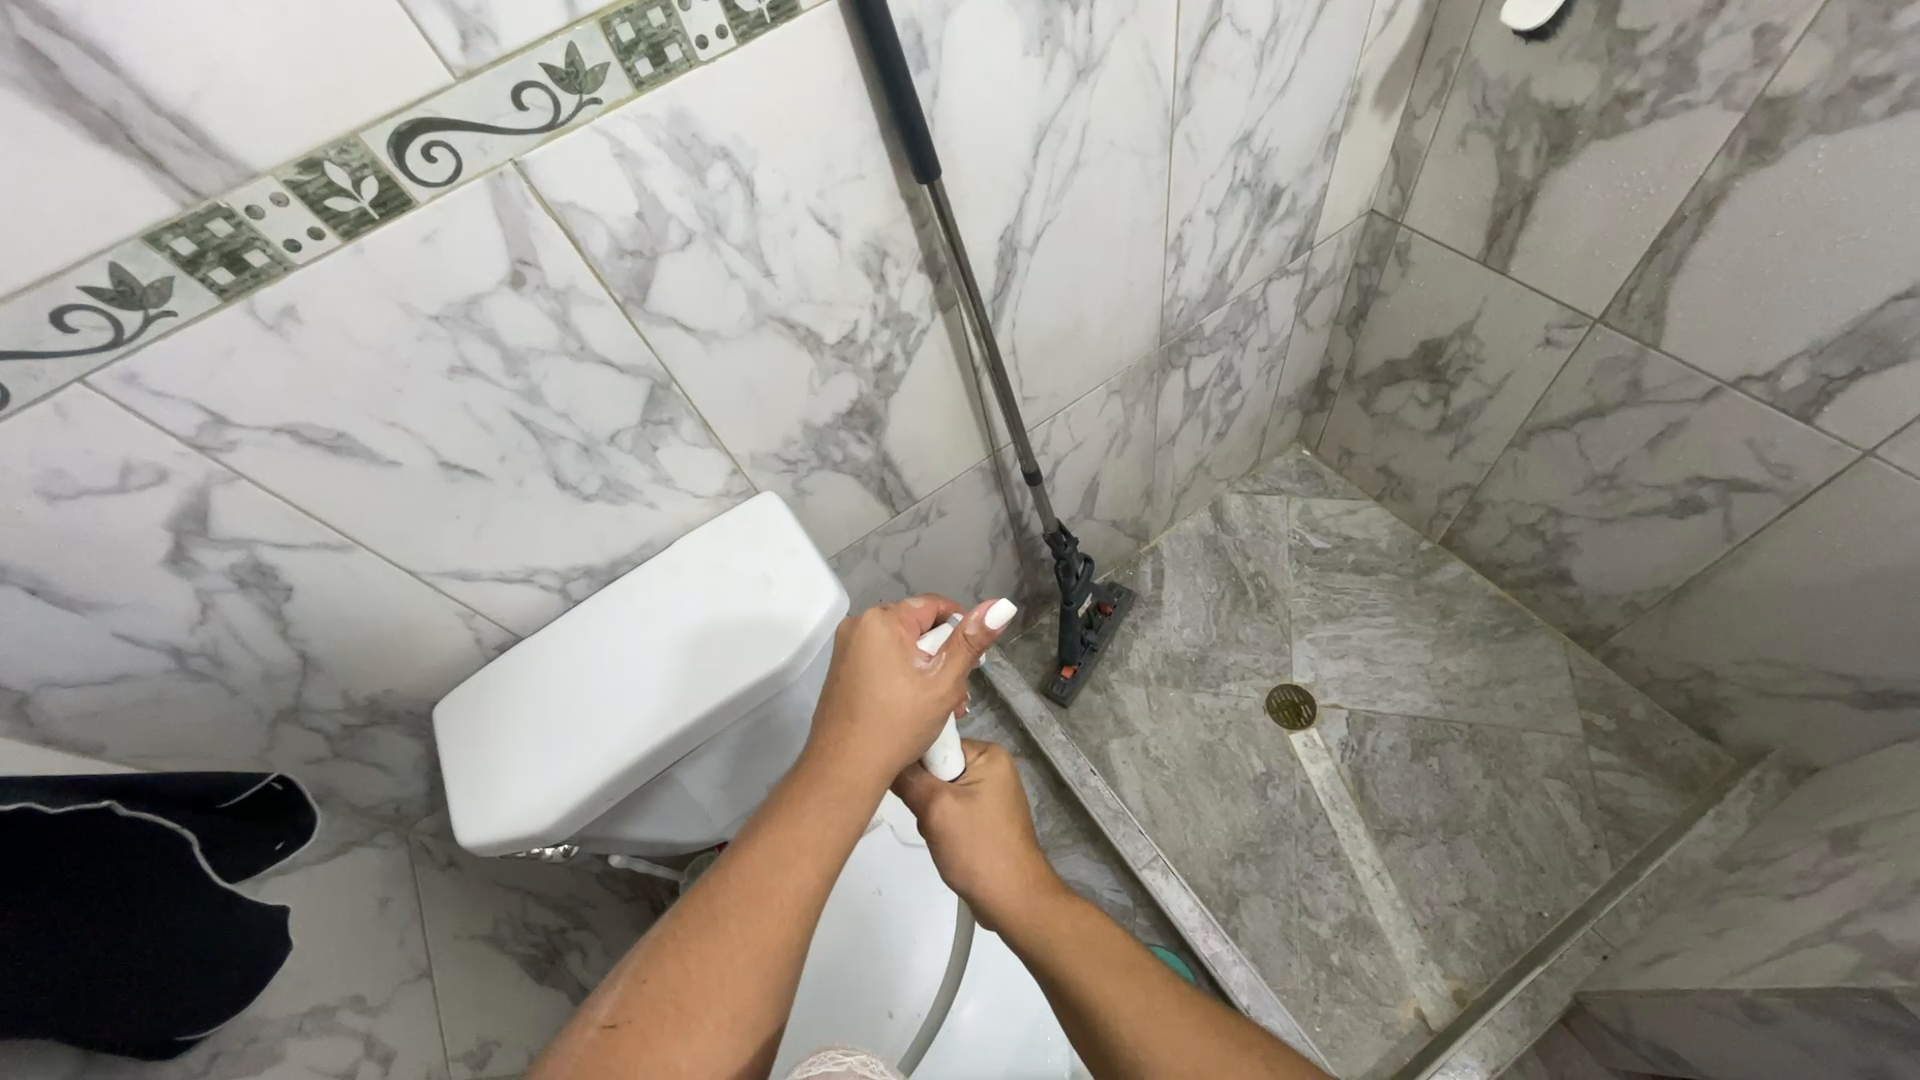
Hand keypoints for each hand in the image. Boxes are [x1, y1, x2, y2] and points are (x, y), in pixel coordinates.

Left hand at [802, 596, 1014, 793]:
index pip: (933, 606)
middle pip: (917, 628)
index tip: (972, 662)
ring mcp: (846, 648)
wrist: (844, 769)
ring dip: (925, 670)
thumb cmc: (898, 724)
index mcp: (882, 620)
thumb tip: (1001, 605)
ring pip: (900, 647)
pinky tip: (915, 706)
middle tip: (958, 694)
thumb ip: (972, 641)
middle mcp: (859, 625)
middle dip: (942, 657)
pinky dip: (902, 676)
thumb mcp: (944, 682)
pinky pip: (882, 660)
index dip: (959, 630)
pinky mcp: (841, 670)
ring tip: (943, 706)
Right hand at [892, 740, 1068, 931]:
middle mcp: (992, 766)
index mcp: (988, 753)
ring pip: (940, 791)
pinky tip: (946, 842)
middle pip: (936, 767)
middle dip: (924, 794)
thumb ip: (907, 778)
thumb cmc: (978, 849)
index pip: (936, 742)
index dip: (916, 763)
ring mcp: (990, 793)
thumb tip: (888, 759)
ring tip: (941, 835)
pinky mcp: (985, 817)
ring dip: (931, 813)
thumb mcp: (936, 808)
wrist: (1012, 900)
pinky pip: (951, 809)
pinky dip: (942, 824)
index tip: (908, 787)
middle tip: (931, 818)